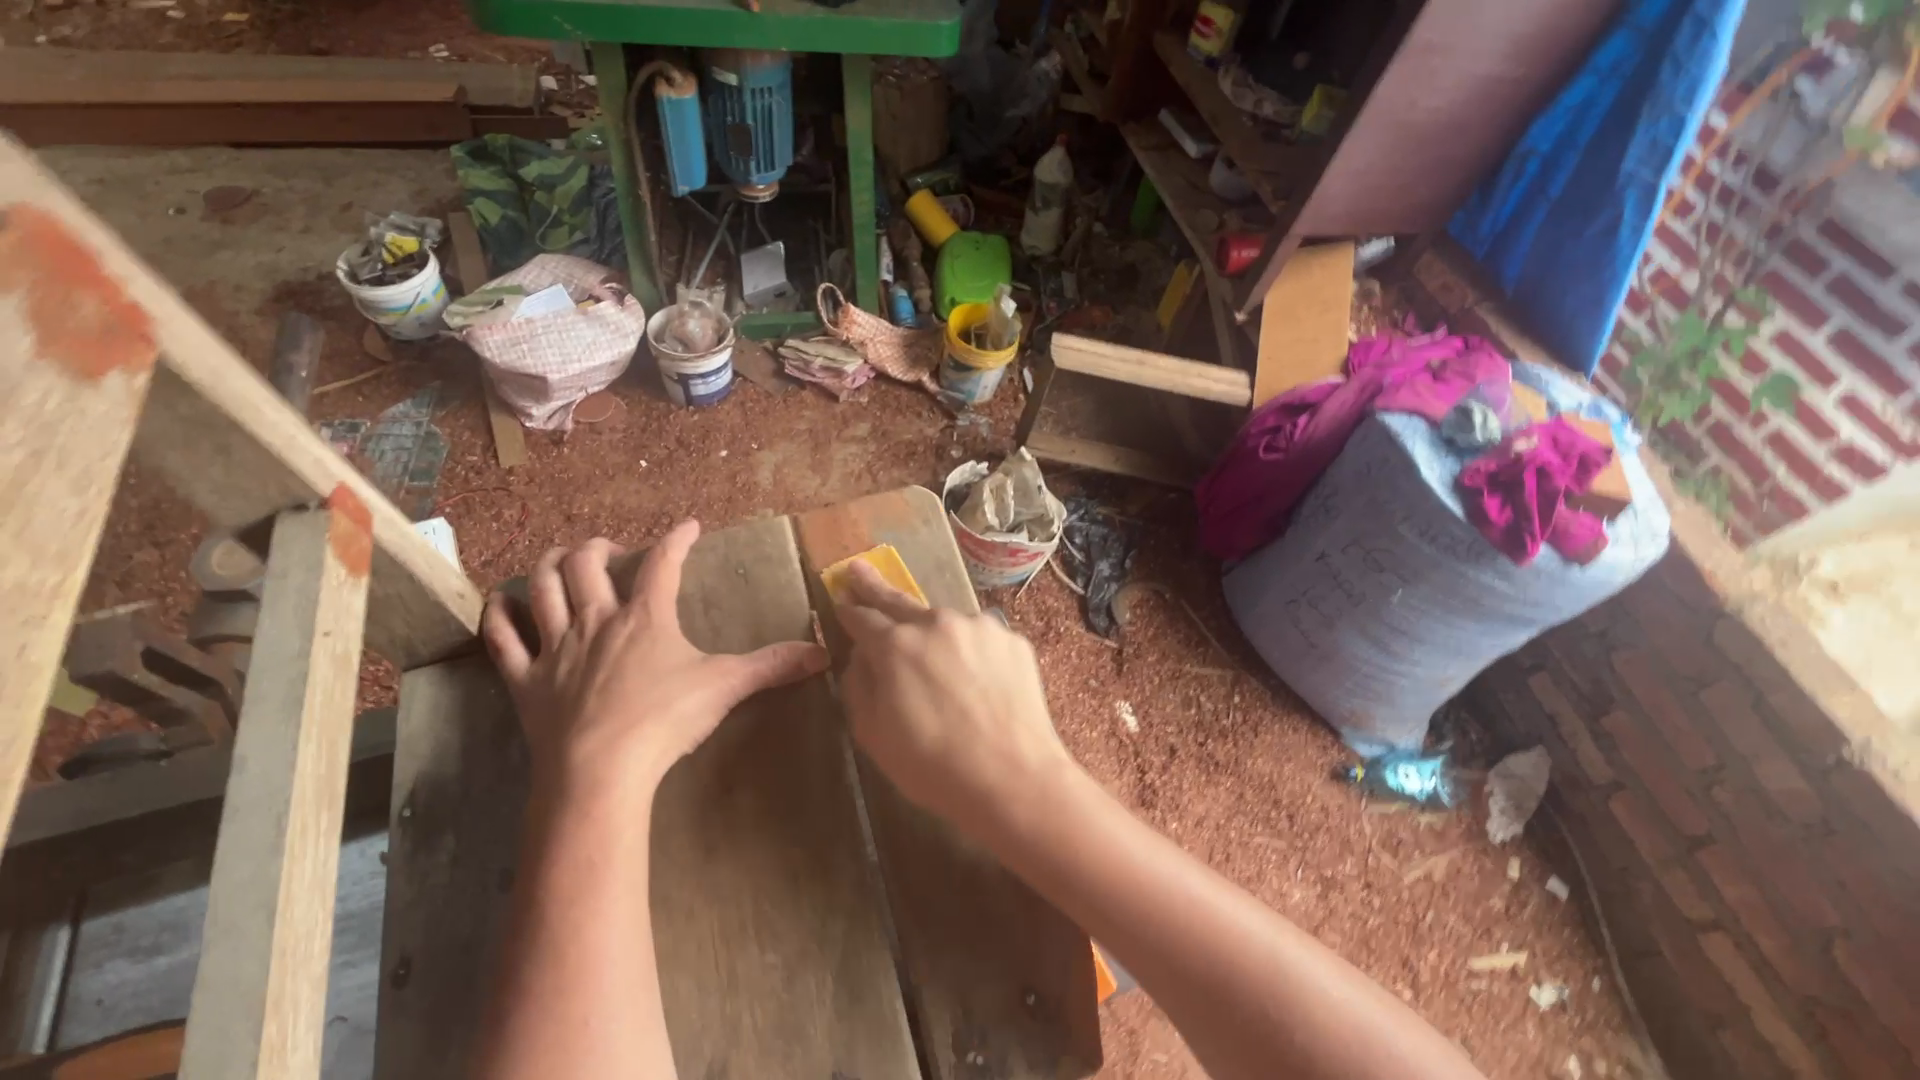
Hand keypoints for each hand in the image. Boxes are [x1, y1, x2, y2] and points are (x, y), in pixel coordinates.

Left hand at [481, 521, 830, 787]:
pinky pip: (503, 640)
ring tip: (560, 558)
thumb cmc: (664, 721)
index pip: (663, 564)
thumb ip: (772, 666)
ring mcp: (556, 649)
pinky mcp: (526, 681)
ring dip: (548, 565)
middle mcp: (597, 621)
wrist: (601, 771)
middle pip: (586, 565)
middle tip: (612, 550)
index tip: (689, 526)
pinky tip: (501, 602)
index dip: (677, 540)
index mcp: (646, 618)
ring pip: (542, 588)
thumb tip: (822, 653)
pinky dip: (499, 615)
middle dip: (598, 547)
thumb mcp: (726, 687)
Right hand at [834, 559, 1075, 828]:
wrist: (1013, 779)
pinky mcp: (1014, 641)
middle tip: (858, 570)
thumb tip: (862, 657)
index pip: (862, 618)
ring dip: (933, 634)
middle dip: (875, 587)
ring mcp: (980, 627)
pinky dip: (970, 653)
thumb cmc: (932, 766)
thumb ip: (859, 685)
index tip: (840, 598)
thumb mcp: (872, 733)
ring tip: (935, 667)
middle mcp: (938, 623)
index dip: (848, 610)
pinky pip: (980, 641)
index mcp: (896, 645)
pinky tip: (975, 683)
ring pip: (946, 624)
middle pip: (900, 602)